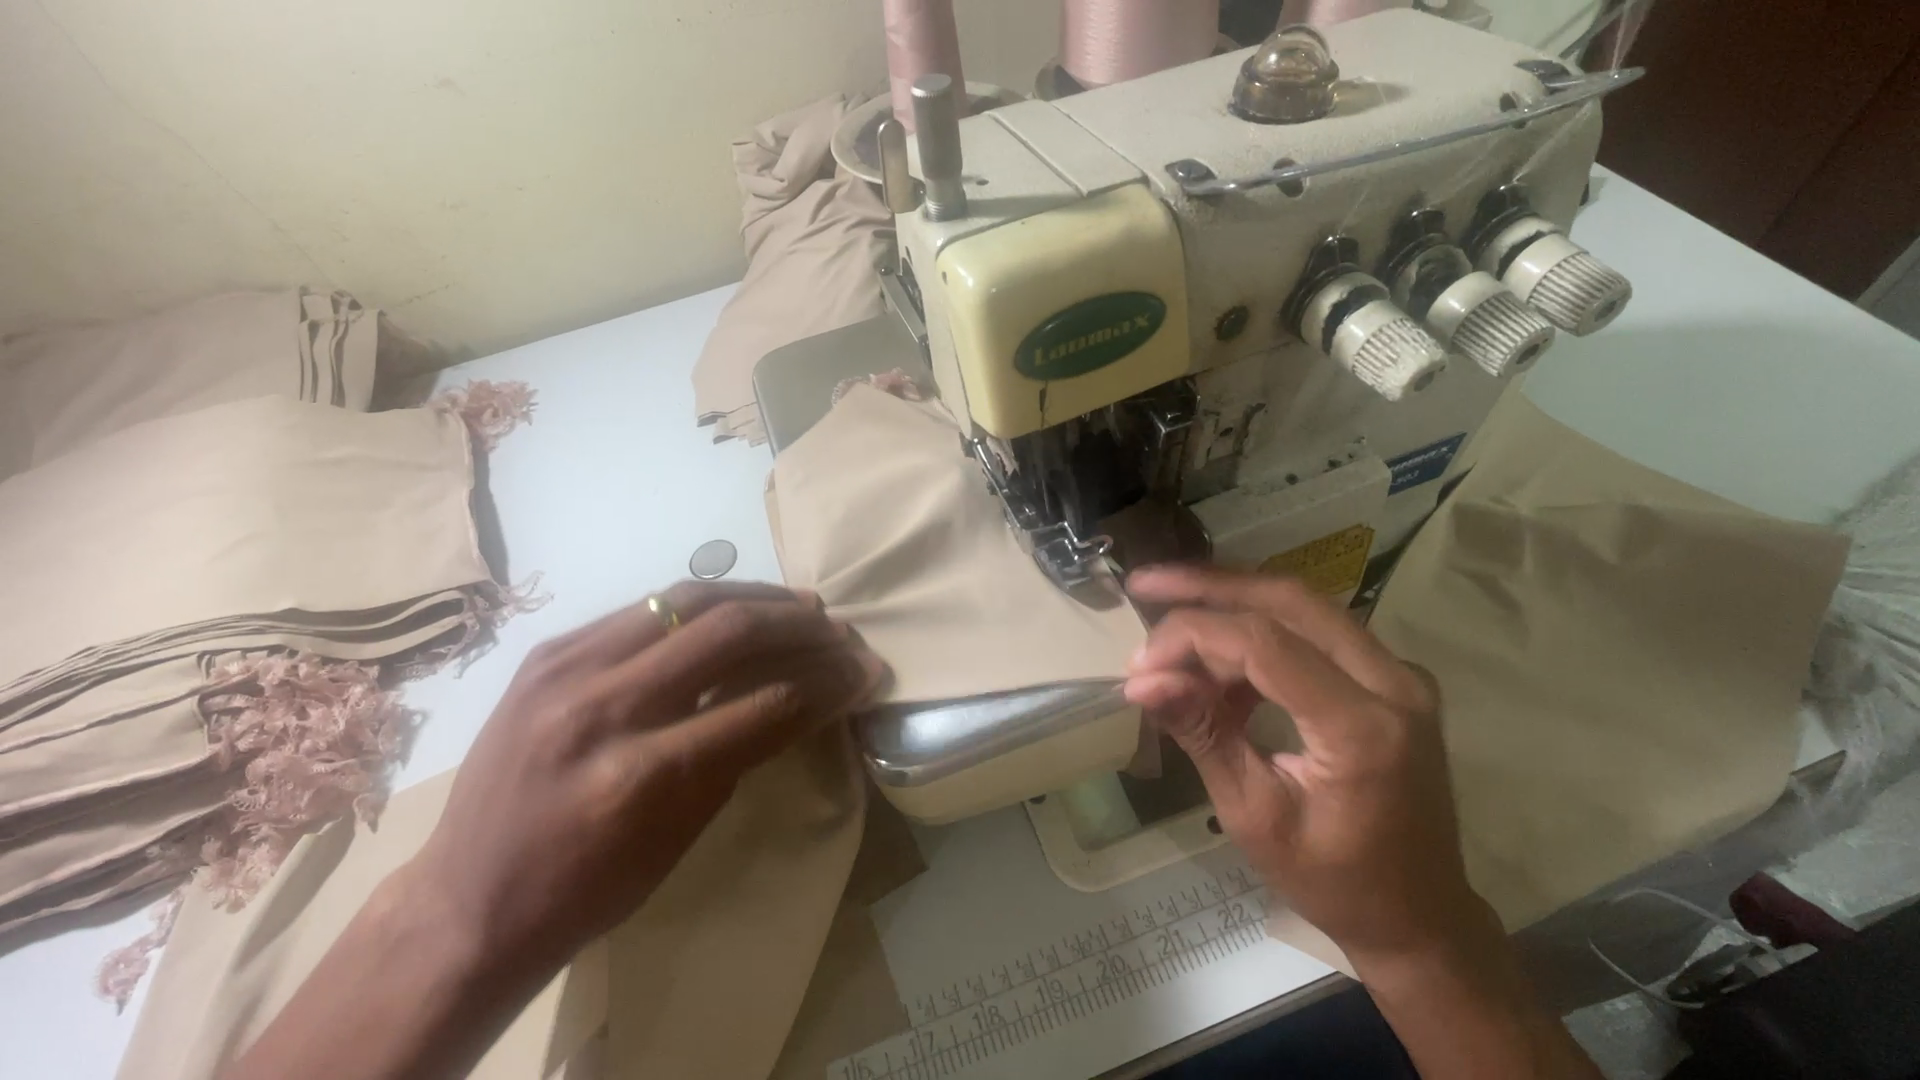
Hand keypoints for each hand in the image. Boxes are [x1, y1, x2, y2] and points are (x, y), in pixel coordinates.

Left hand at [406, 580, 885, 967]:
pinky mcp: (545, 653)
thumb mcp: (682, 833)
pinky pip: (640, 610)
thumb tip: (803, 695)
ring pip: (684, 600)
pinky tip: (729, 613)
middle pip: (729, 632)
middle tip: (838, 632)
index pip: (765, 704)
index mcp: (643, 776)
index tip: (864, 672)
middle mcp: (604, 708)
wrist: (472, 898)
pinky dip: (697, 607)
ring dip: (754, 599)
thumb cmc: (588, 889)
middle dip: (800, 627)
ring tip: (798, 608)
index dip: (828, 683)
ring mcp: (565, 671)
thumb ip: (741, 752)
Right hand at [1123, 564, 1481, 965]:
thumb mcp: (1254, 815)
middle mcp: (1394, 682)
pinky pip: (1317, 631)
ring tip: (1170, 630)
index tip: (1138, 663)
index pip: (1265, 643)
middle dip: (1209, 586)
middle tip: (1145, 583)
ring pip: (1303, 606)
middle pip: (1289, 600)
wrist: (1419, 915)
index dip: (1192, 637)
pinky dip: (1260, 634)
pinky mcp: (1391, 678)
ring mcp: (1400, 675)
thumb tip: (1141, 680)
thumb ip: (1202, 734)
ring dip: (1232, 605)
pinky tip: (1217, 662)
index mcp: (1363, 727)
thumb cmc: (1334, 881)